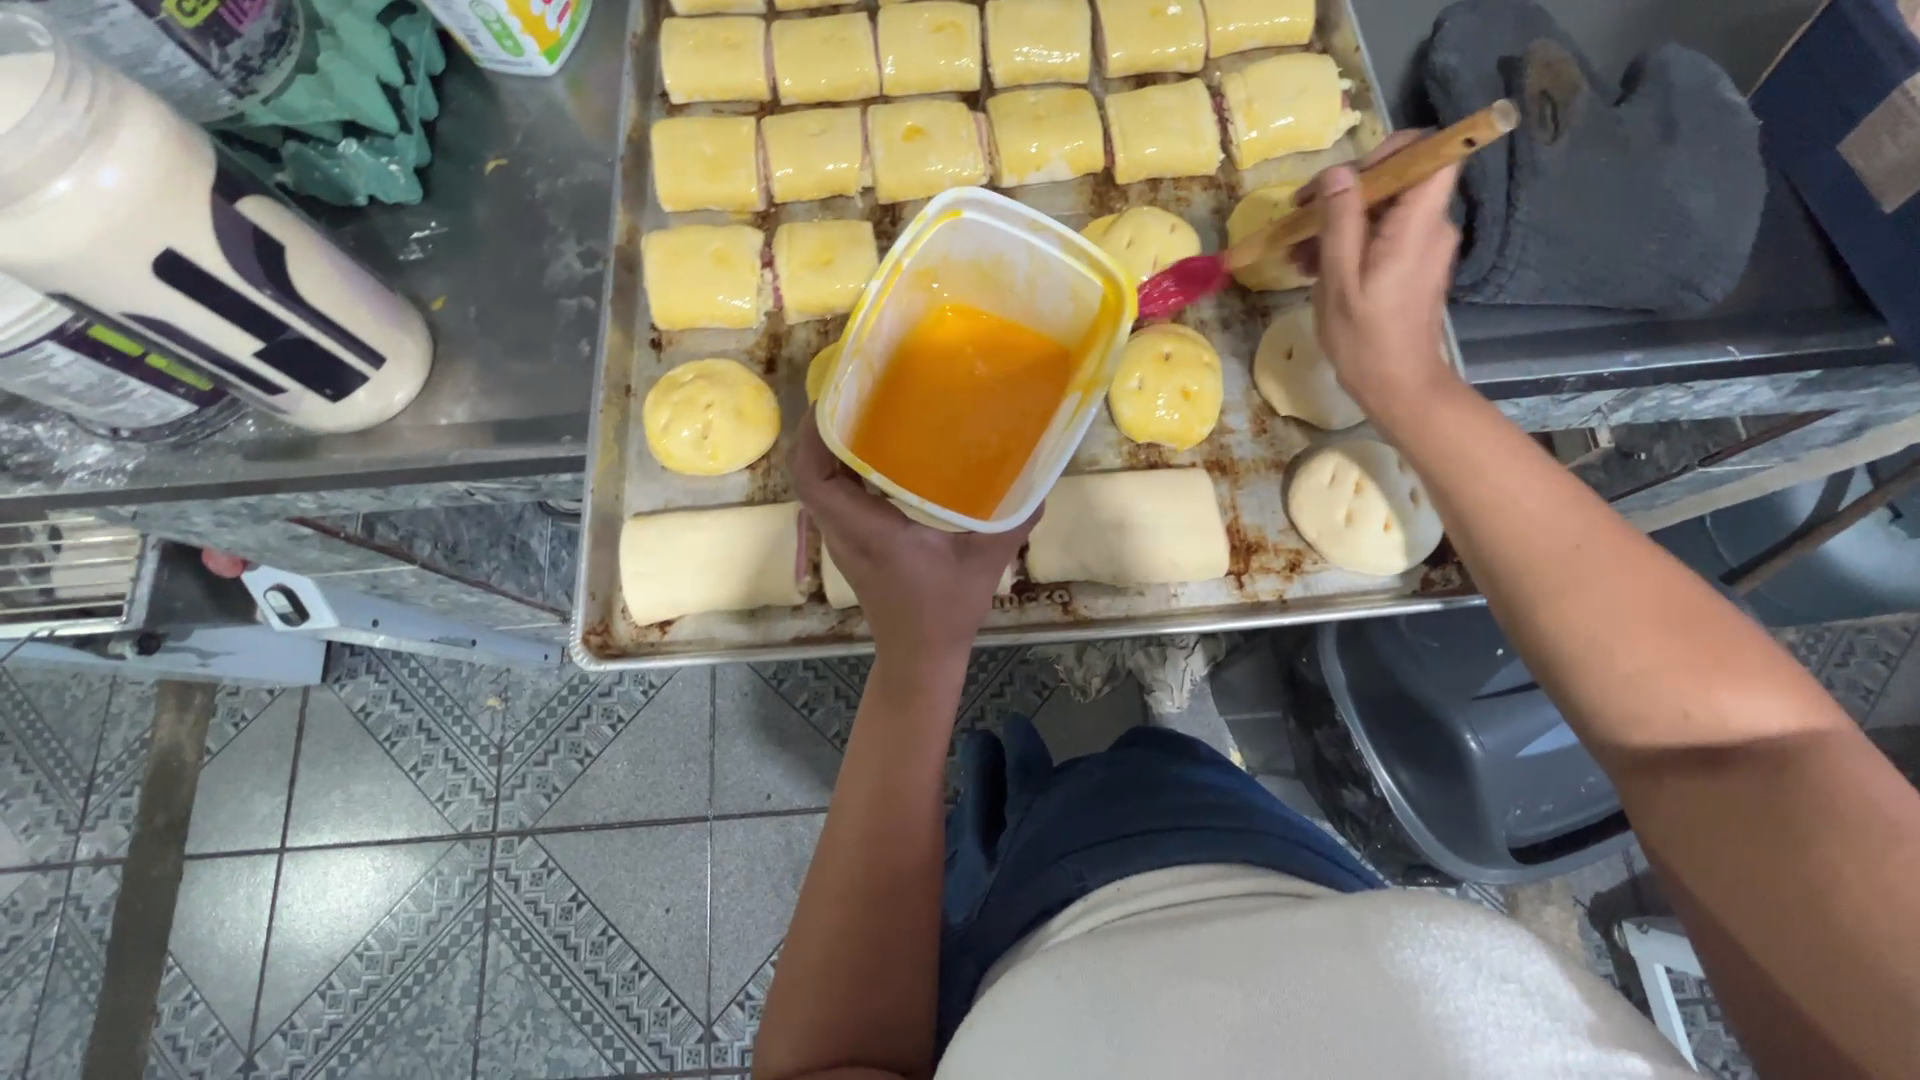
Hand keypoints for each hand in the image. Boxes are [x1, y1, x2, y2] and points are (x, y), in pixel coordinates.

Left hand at [790, 412, 1037, 666]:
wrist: (920, 656)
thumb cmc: (947, 611)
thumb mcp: (986, 562)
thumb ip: (1014, 519)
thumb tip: (1041, 476)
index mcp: (869, 531)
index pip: (816, 479)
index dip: (815, 436)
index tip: (836, 399)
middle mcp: (844, 532)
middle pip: (809, 474)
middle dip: (822, 430)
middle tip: (854, 394)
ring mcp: (842, 540)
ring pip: (819, 485)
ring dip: (830, 449)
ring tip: (863, 413)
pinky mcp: (850, 544)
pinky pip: (834, 497)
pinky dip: (843, 469)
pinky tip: (877, 452)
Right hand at [1294, 131, 1465, 421]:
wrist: (1396, 384)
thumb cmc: (1364, 337)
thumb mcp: (1339, 280)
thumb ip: (1340, 222)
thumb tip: (1337, 173)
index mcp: (1417, 224)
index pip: (1433, 153)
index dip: (1393, 150)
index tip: (1346, 175)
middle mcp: (1431, 225)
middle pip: (1398, 180)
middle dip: (1345, 192)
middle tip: (1300, 218)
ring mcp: (1424, 245)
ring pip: (1384, 210)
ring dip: (1338, 222)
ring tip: (1297, 253)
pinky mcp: (1414, 263)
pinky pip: (1382, 235)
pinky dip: (1349, 242)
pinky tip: (1314, 267)